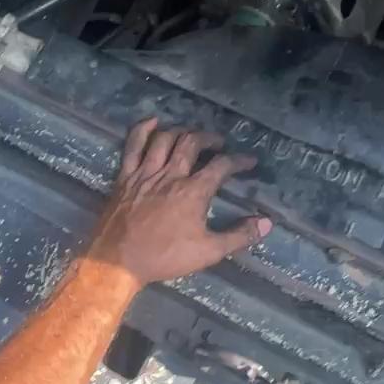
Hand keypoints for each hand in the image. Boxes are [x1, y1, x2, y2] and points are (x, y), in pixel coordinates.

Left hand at [82, 118, 271, 286]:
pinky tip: (153, 122)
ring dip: (181, 131)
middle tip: (218, 144)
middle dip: (210, 138)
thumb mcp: (208, 252)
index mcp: (193, 191)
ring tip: (191, 135)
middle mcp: (170, 175)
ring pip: (165, 139)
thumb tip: (266, 223)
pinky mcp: (125, 177)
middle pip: (192, 142)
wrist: (118, 261)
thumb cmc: (164, 258)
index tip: (248, 161)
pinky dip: (143, 130)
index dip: (238, 160)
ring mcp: (145, 173)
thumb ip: (239, 236)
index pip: (221, 165)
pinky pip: (133, 146)